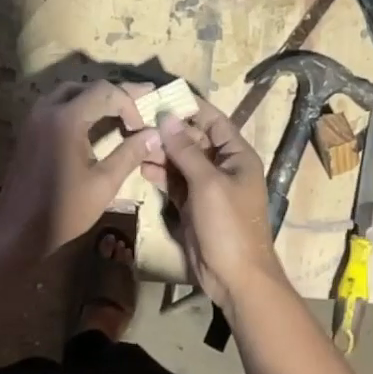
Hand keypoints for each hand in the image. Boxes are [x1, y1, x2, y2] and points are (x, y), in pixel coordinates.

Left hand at [0, 80, 156, 256]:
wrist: (17, 229)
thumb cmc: (63, 209)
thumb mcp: (103, 184)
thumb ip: (130, 154)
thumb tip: (155, 134)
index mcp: (66, 119)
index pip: (105, 92)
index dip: (129, 104)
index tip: (141, 128)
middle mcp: (48, 109)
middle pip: (88, 86)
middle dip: (117, 94)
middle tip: (144, 97)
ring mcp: (35, 117)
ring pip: (72, 91)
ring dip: (97, 97)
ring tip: (122, 107)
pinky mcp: (30, 128)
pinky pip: (58, 103)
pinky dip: (80, 105)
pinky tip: (96, 120)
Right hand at [145, 98, 284, 310]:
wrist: (236, 278)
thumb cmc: (228, 225)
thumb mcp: (207, 183)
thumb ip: (186, 150)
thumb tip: (167, 117)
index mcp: (237, 155)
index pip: (213, 120)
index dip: (190, 107)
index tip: (162, 95)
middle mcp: (223, 166)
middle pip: (194, 139)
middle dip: (169, 131)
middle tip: (139, 120)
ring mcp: (207, 187)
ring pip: (181, 160)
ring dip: (161, 152)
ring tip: (136, 143)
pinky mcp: (193, 205)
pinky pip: (175, 182)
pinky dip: (160, 174)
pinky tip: (142, 168)